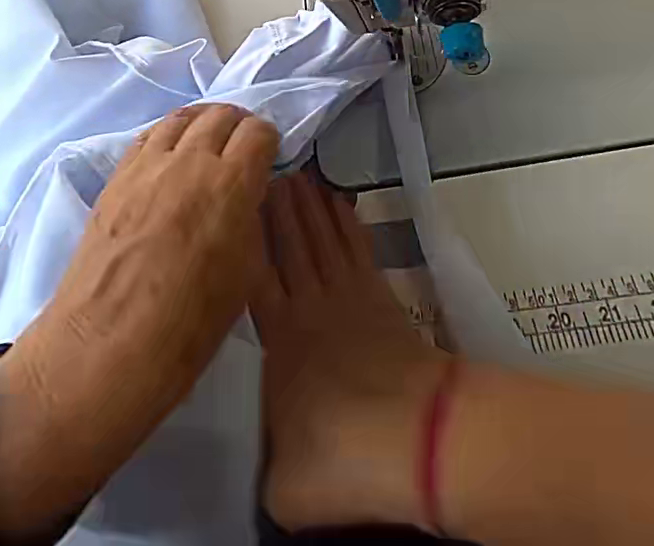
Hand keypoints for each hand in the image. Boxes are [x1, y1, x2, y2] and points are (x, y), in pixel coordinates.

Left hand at [0, 103, 279, 540]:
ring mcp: (147, 165)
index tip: (269, 155)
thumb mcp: (244, 273)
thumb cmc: (189, 324)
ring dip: (203, 123)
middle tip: (242, 146)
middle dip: (238, 125)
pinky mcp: (117, 175)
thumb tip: (247, 194)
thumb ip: (249, 219)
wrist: (109, 342)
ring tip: (209, 139)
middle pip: (220, 115)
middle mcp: (188, 161)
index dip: (269, 140)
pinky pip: (149, 136)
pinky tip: (173, 151)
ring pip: (182, 118)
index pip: (258, 132)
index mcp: (230, 185)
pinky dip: (169, 135)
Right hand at [253, 172, 449, 531]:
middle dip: (274, 206)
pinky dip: (345, 222)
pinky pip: (356, 248)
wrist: (420, 442)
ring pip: (320, 238)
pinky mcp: (380, 298)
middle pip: (287, 243)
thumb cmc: (346, 454)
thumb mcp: (288, 485)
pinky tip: (338, 201)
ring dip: (306, 205)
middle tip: (263, 169)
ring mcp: (347, 297)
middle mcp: (308, 305)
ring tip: (293, 174)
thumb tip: (257, 480)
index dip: (242, 235)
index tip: (232, 203)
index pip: (251, 273)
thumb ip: (263, 472)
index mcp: (278, 336)